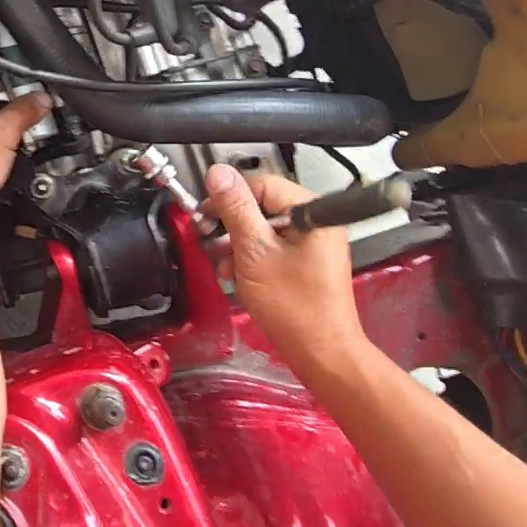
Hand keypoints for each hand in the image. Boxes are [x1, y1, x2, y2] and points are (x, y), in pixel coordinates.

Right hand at [202, 164, 369, 375]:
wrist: (321, 353)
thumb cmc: (293, 306)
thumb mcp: (254, 252)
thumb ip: (236, 209)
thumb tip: (218, 172)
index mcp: (313, 212)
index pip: (262, 184)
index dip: (229, 197)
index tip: (206, 216)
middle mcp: (317, 222)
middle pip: (262, 205)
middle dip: (232, 225)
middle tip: (210, 241)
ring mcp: (313, 243)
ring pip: (264, 228)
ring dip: (237, 243)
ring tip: (223, 264)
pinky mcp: (306, 262)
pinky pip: (273, 247)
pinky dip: (251, 256)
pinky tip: (236, 273)